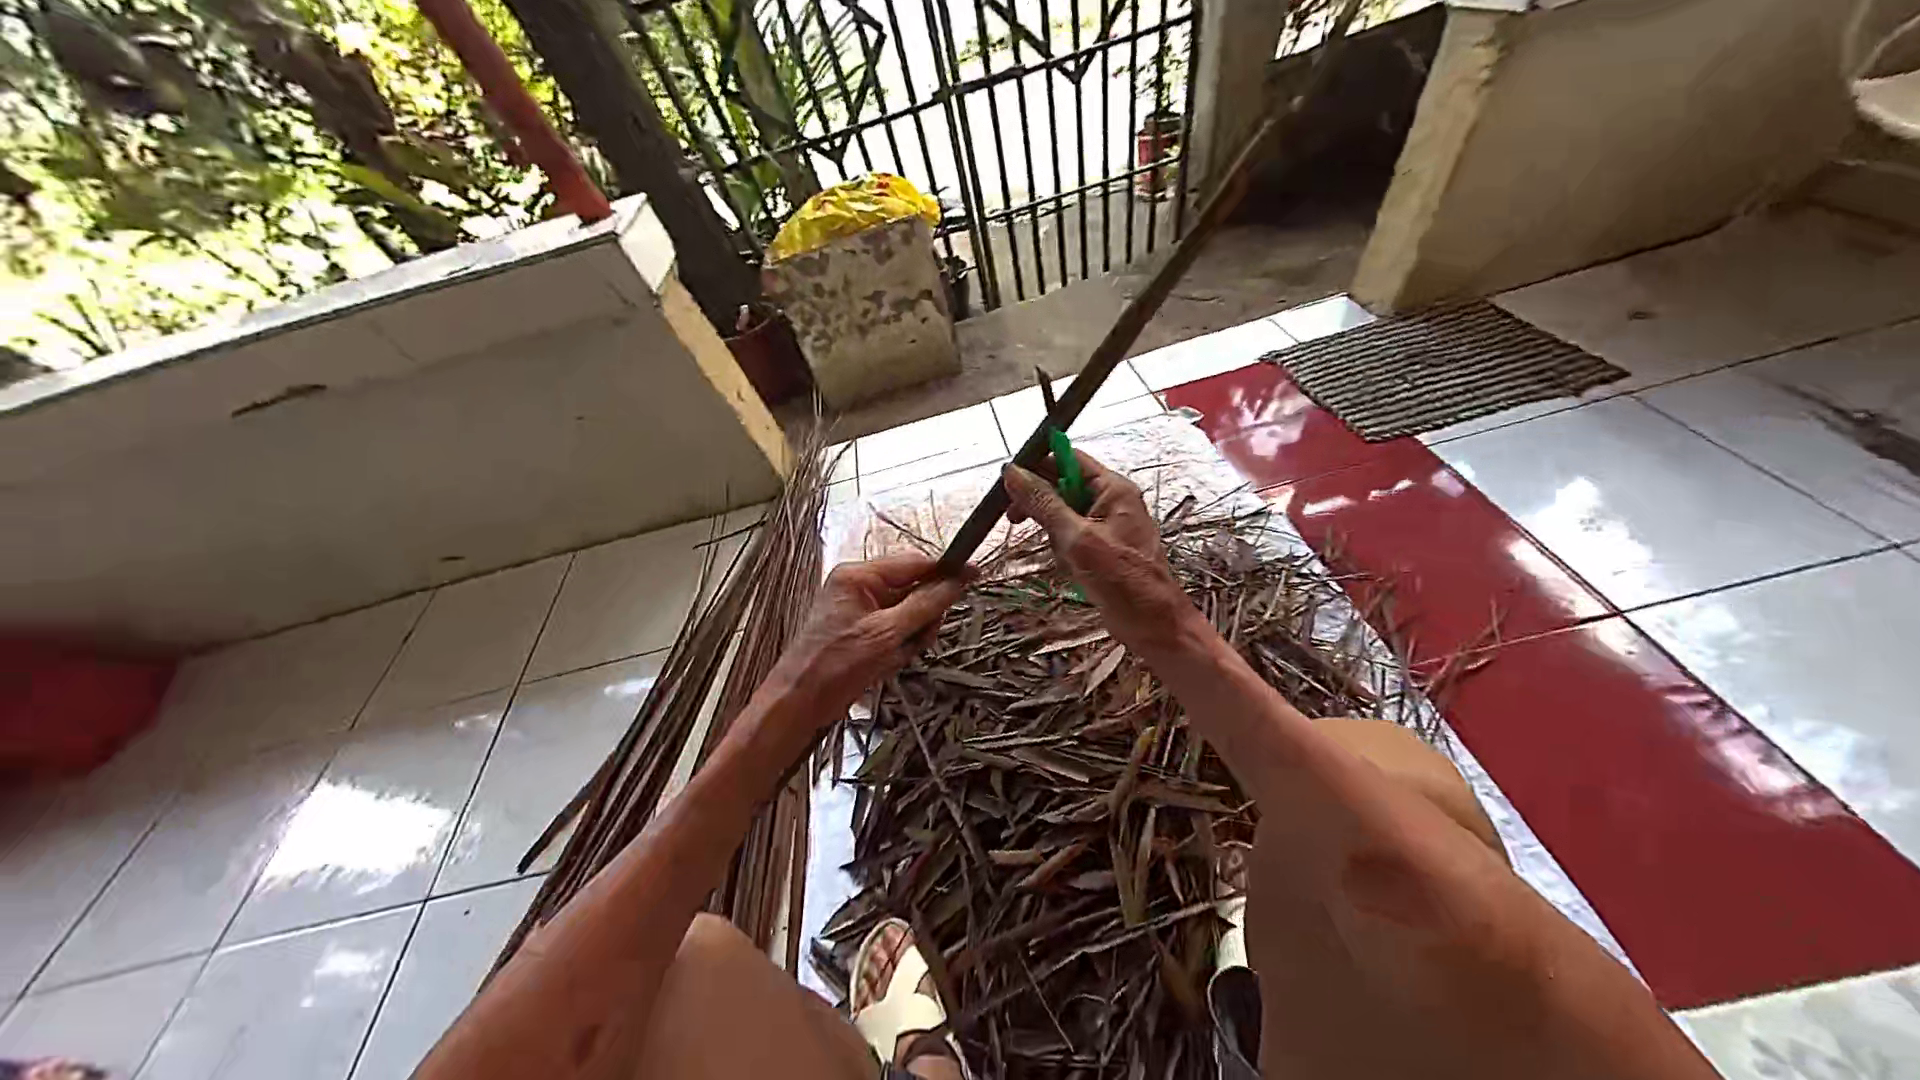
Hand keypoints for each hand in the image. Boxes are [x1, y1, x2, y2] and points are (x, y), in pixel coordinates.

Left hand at [763, 553, 967, 717]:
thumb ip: (925, 604)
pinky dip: (900, 648)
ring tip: (895, 657)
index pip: (914, 563)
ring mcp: (861, 610)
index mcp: (859, 575)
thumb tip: (958, 580)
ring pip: (909, 614)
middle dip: (923, 616)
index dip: (945, 571)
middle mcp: (860, 587)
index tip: (975, 575)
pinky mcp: (863, 633)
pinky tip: (887, 664)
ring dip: (912, 637)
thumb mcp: (887, 633)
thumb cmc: (836, 664)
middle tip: (917, 639)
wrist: (799, 703)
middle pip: (914, 589)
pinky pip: (896, 632)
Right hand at [1003, 451, 1194, 647]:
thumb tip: (1013, 474)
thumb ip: (1043, 503)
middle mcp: (1112, 502)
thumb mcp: (1076, 538)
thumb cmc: (1123, 581)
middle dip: (1040, 503)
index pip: (1069, 459)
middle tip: (1015, 518)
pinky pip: (1072, 537)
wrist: (1154, 626)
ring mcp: (1107, 526)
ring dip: (1053, 533)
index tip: (1009, 481)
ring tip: (1061, 555)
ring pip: (1064, 514)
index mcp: (1113, 489)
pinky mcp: (1102, 548)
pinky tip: (1070, 568)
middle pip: (1063, 485)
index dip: (1038, 465)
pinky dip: (1063, 549)